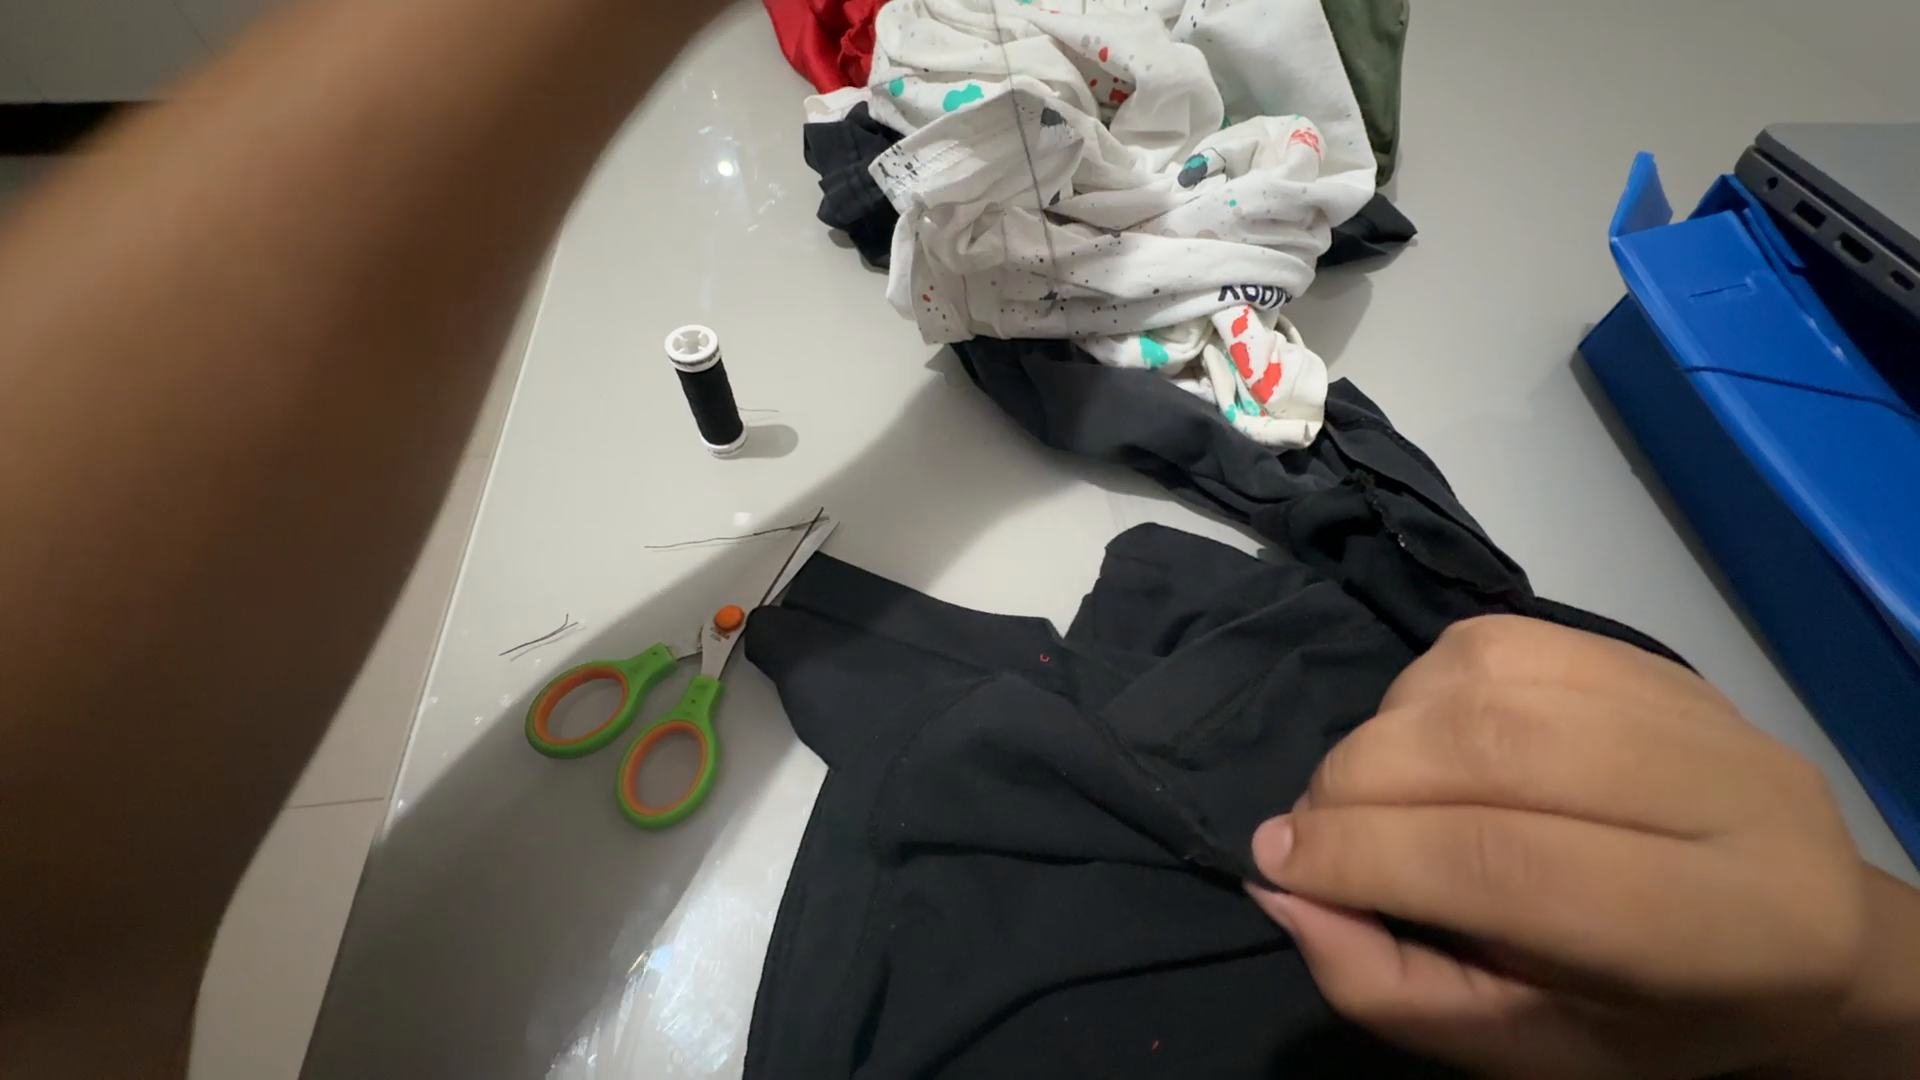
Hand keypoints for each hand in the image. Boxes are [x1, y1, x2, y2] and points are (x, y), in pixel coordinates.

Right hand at [1247, 615, 1886, 1078]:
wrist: (1782, 921)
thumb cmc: (1645, 1008)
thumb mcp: (1517, 1043)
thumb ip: (1385, 986)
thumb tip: (1279, 890)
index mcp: (1733, 927)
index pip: (1512, 865)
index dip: (1369, 856)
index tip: (1277, 860)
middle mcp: (1727, 790)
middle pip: (1489, 751)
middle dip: (1357, 785)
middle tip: (1312, 827)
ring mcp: (1676, 700)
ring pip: (1474, 683)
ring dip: (1380, 734)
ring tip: (1369, 788)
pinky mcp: (1625, 651)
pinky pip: (1478, 645)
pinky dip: (1414, 692)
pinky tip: (1420, 736)